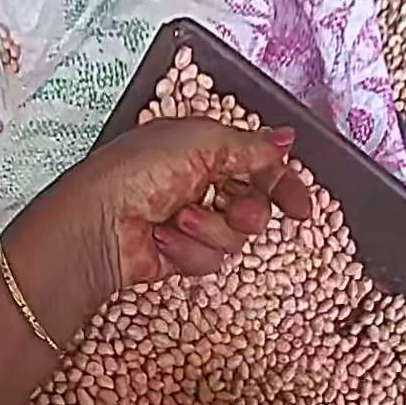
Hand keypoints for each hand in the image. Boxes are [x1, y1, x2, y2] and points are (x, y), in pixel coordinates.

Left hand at [17, 119, 315, 301]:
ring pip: (233, 242)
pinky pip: (208, 262)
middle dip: (244, 214)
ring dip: (208, 232)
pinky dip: (187, 252)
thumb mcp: (204, 142)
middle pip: (254, 212)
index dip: (283, 187)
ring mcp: (194, 225)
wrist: (103, 222)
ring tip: (177, 220)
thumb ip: (252, 148)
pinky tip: (161, 240)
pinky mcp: (183, 257)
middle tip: (228, 210)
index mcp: (209, 151)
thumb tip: (287, 143)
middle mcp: (205, 187)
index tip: (302, 210)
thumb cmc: (143, 170)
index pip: (260, 169)